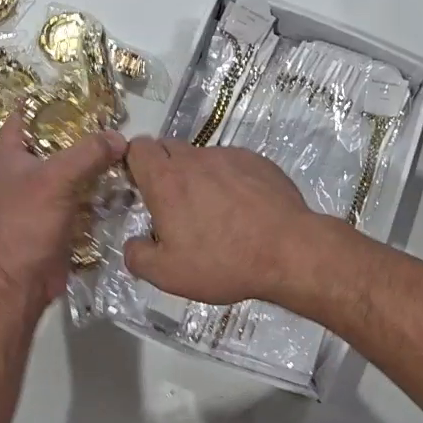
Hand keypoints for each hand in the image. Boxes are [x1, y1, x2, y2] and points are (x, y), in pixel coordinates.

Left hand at [0, 115, 125, 309]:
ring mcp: (39, 193)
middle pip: (57, 139)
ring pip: (71, 167)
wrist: (20, 280)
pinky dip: (98, 187)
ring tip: (126, 149)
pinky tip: (122, 181)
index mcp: (9, 151)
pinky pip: (80, 192)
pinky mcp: (56, 215)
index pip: (29, 112)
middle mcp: (22, 168)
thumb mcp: (57, 179)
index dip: (55, 100)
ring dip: (95, 161)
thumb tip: (121, 138)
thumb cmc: (26, 223)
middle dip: (85, 132)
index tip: (89, 95)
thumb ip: (89, 153)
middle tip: (117, 123)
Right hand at [122, 137, 319, 304]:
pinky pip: (232, 164)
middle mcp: (196, 159)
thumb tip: (133, 244)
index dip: (134, 163)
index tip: (141, 187)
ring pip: (201, 157)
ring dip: (198, 176)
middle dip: (164, 168)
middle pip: (168, 147)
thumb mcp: (168, 274)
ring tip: (214, 212)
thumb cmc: (223, 262)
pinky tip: (243, 209)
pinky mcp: (258, 161)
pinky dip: (229, 179)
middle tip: (173, 204)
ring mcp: (230, 156)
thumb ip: (138, 257)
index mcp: (167, 180)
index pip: (138, 148)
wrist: (289, 251)